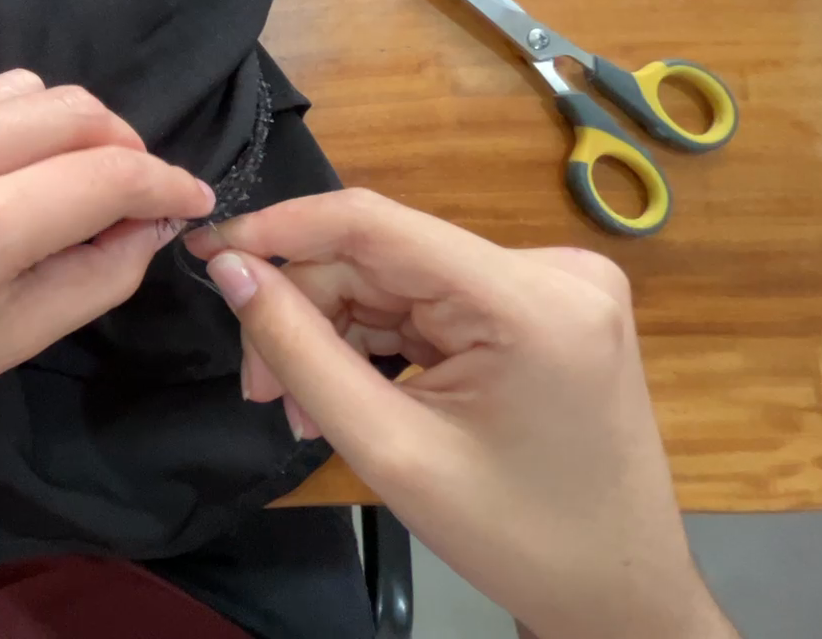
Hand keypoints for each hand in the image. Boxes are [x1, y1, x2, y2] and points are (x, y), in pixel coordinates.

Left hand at [0, 21, 212, 464]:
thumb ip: (98, 276)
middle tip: (123, 194)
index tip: (186, 200)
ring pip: (9, 87)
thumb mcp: (12, 343)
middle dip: (121, 149)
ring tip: (47, 172)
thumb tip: (151, 222)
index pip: (107, 177)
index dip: (166, 185)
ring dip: (51, 122)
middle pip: (68, 113)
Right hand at [184, 189, 735, 638]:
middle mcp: (542, 269)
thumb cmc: (513, 537)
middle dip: (298, 317)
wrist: (618, 599)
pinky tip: (340, 391)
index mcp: (529, 300)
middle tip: (260, 388)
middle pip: (365, 259)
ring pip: (374, 279)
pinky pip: (403, 298)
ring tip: (297, 407)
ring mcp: (537, 283)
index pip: (369, 222)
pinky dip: (359, 341)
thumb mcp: (384, 445)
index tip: (203, 250)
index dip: (274, 227)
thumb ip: (294, 345)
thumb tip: (226, 265)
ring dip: (323, 336)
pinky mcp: (521, 301)